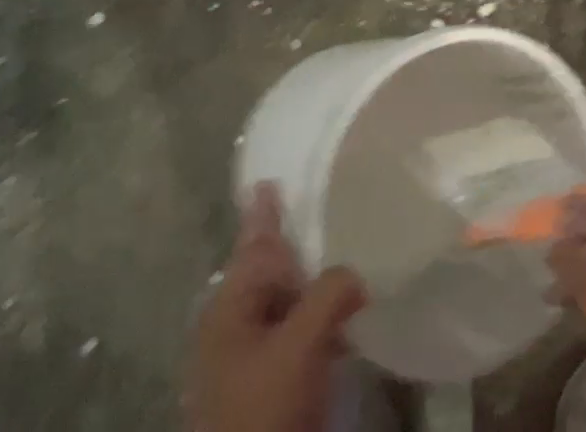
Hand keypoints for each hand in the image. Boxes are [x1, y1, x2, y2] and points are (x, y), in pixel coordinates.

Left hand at [188, 183, 366, 431]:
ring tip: (343, 253)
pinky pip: (298, 332)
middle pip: (268, 272)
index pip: (253, 246)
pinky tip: (346, 315)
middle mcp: (235, 326)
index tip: (268, 179)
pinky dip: (320, 316)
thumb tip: (355, 271)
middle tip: (320, 209)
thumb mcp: (298, 345)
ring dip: (312, 280)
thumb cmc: (263, 406)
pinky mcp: (270, 381)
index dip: (263, 213)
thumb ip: (328, 295)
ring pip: (285, 303)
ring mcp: (250, 357)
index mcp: (230, 308)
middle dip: (293, 243)